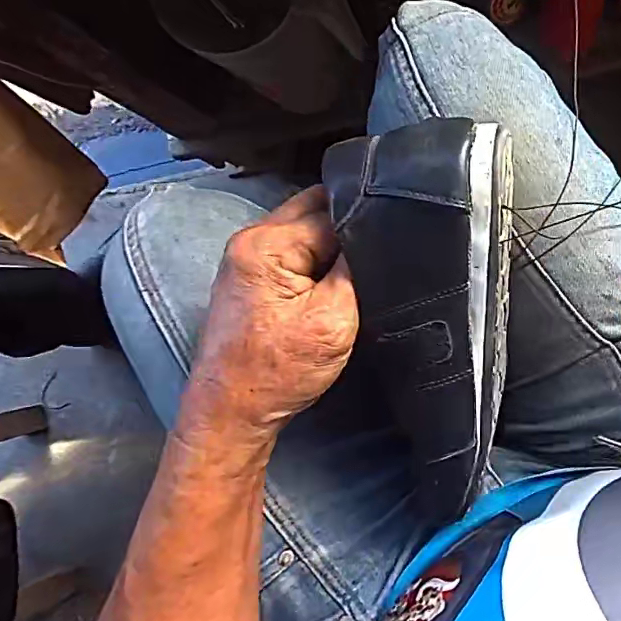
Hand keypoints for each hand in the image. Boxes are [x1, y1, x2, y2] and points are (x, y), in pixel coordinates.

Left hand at [175, 187, 356, 454]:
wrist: (232, 411)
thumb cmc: (279, 371)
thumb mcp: (335, 318)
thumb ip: (354, 268)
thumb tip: (370, 235)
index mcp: (268, 243)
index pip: (333, 211)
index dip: (366, 228)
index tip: (388, 247)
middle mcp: (251, 239)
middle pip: (315, 209)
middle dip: (349, 227)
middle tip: (374, 257)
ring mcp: (248, 257)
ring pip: (307, 228)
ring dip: (334, 245)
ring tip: (357, 272)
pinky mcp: (253, 276)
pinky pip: (296, 249)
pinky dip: (318, 258)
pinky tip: (334, 281)